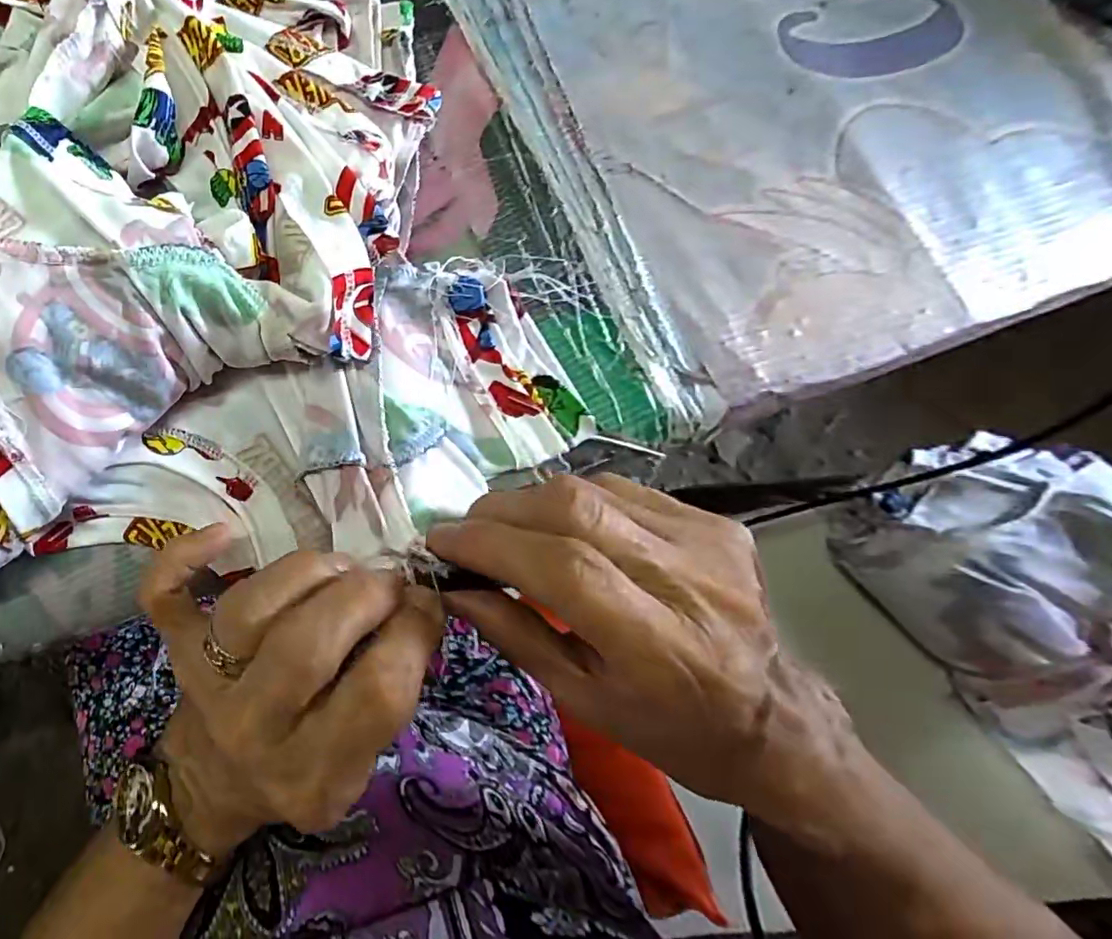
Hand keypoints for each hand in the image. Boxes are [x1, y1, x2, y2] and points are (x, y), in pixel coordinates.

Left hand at [137, 525, 443, 856]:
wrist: (212, 781)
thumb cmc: (295, 771)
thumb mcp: (354, 766)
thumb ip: (383, 698)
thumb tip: (414, 608)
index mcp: (311, 772)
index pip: (374, 695)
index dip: (411, 635)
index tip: (424, 602)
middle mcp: (250, 726)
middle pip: (305, 644)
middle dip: (361, 596)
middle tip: (387, 579)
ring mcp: (203, 682)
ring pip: (247, 608)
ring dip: (304, 572)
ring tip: (339, 565)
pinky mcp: (172, 650)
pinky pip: (164, 595)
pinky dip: (183, 555)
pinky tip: (224, 533)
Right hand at [428, 475, 862, 840]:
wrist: (778, 725)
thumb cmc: (668, 727)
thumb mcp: (578, 698)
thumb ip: (510, 632)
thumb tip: (450, 586)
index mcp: (659, 643)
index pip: (561, 565)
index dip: (489, 543)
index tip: (438, 542)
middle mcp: (690, 581)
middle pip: (571, 509)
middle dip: (497, 512)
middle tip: (463, 533)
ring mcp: (708, 542)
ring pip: (587, 489)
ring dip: (526, 503)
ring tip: (504, 530)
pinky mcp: (714, 522)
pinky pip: (616, 489)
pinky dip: (568, 501)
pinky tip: (557, 527)